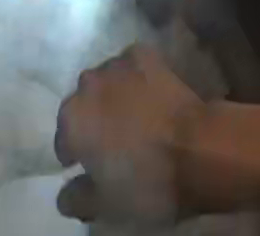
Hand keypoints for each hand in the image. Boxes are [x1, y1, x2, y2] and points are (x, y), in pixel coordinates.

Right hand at [53, 43, 207, 223]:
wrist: (197, 146)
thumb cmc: (150, 180)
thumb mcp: (110, 205)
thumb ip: (79, 199)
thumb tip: (62, 196)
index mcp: (73, 120)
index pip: (64, 139)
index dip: (76, 155)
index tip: (93, 168)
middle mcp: (85, 85)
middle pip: (83, 105)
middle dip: (93, 121)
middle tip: (116, 142)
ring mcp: (113, 64)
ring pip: (105, 82)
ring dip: (112, 97)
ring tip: (135, 117)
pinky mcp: (139, 53)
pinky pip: (130, 66)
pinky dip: (135, 78)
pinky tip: (150, 94)